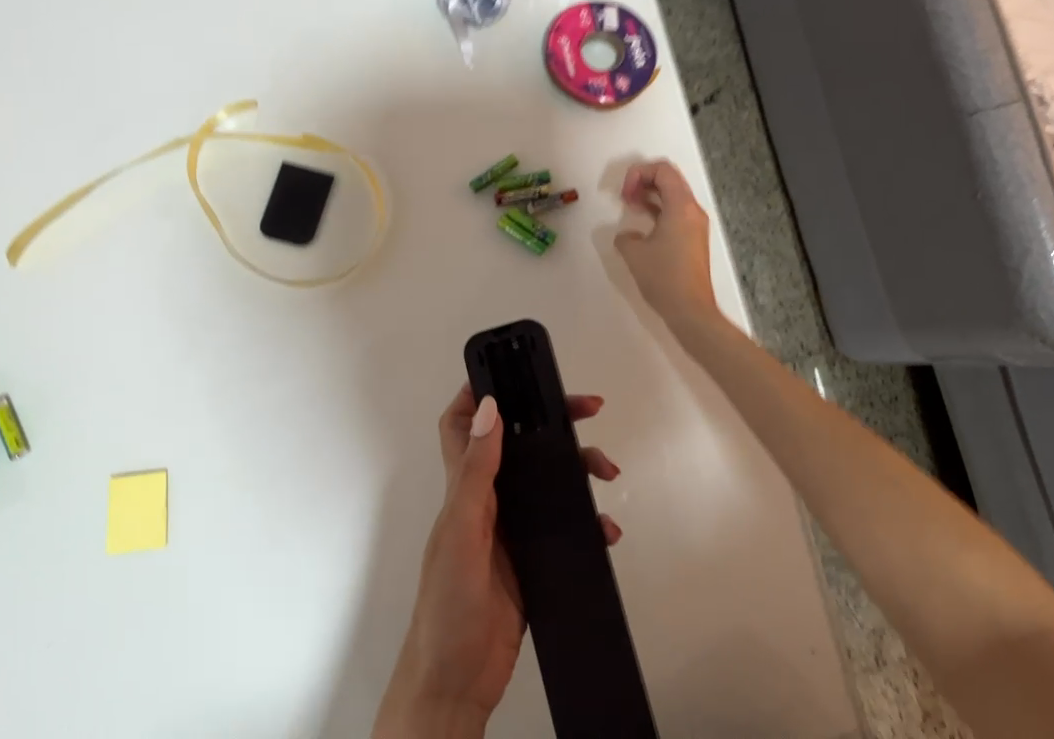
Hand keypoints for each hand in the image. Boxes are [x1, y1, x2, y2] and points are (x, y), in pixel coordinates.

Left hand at [374, 386, 620, 737]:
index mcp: (462, 490)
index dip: (479, 394)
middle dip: (551, 422)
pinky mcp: (531, 560)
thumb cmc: (447, 608)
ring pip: (548, 482)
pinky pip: (565, 526)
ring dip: (577, 469)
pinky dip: (588, 521)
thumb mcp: (461, 533)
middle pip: (519, 445)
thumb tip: (488, 409)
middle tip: (587, 407)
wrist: (458, 681)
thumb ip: (476, 473)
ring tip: (606, 469)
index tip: (511, 372)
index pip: (462, 426)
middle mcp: (485, 503)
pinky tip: (604, 528)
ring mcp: (509, 531)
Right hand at [614, 160, 718, 325]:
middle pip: (670, 179)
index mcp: (681, 206)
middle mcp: (693, 210)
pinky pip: (676, 213)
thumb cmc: (663, 277)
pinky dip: (659, 210)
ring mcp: (696, 225)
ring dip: (651, 196)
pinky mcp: (694, 239)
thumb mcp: (634, 253)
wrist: (691, 310)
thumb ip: (625, 236)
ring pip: (673, 196)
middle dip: (644, 181)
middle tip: (626, 198)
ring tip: (631, 207)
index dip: (638, 173)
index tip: (624, 195)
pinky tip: (643, 224)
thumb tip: (628, 236)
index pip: (663, 170)